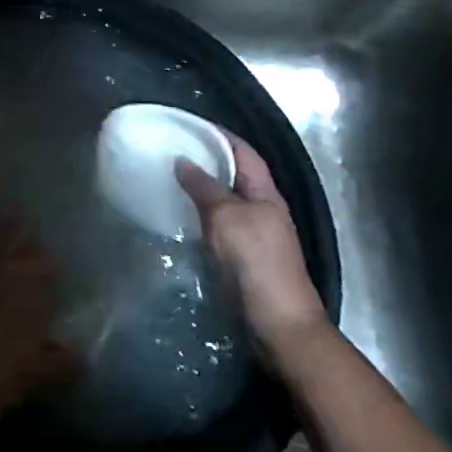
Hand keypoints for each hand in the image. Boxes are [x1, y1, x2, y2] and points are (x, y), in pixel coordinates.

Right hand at [176, 135, 327, 348]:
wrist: (280, 326)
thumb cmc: (256, 264)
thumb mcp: (226, 219)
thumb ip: (205, 188)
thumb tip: (183, 160)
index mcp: (266, 193)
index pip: (243, 151)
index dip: (219, 135)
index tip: (189, 125)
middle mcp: (264, 209)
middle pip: (235, 175)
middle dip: (208, 161)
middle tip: (172, 152)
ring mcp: (257, 235)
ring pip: (227, 202)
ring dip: (203, 190)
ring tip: (171, 181)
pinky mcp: (246, 259)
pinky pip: (221, 227)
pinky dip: (202, 217)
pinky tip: (182, 220)